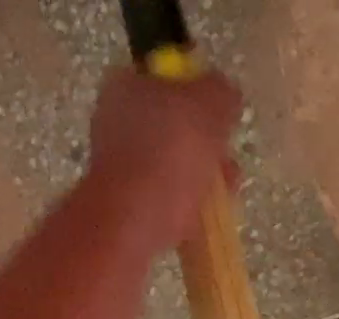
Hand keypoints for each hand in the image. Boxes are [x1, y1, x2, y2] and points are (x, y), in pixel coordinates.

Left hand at [82, 66, 242, 252]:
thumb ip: (220, 90)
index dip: (198, 92)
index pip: (166, 76)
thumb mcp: (211, 101)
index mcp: (124, 85)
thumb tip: (222, 97)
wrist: (133, 222)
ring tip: (223, 189)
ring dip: (202, 176)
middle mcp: (112, 124)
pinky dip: (185, 205)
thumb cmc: (170, 150)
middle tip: (225, 157)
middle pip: (172, 126)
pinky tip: (204, 213)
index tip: (219, 112)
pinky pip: (164, 199)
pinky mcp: (122, 207)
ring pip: (171, 166)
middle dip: (206, 143)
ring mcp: (114, 169)